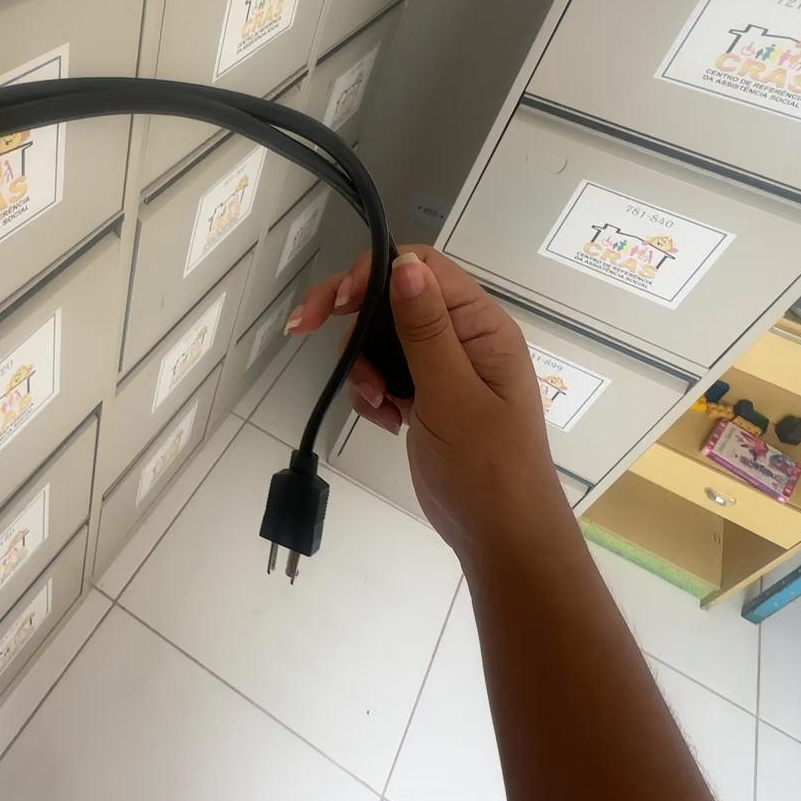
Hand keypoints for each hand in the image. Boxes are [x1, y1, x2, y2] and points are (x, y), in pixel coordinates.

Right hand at [286, 246, 566, 554]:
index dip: (373, 273)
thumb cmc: (487, 466)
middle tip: (301, 328)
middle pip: (391, 300)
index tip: (336, 304)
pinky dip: (371, 394)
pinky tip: (385, 421)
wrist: (498, 536)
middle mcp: (461, 337)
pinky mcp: (424, 395)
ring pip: (379, 340)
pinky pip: (382, 374)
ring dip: (363, 367)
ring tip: (376, 404)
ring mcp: (441, 367)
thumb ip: (425, 329)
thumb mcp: (453, 394)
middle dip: (350, 319)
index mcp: (480, 326)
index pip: (422, 269)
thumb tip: (403, 264)